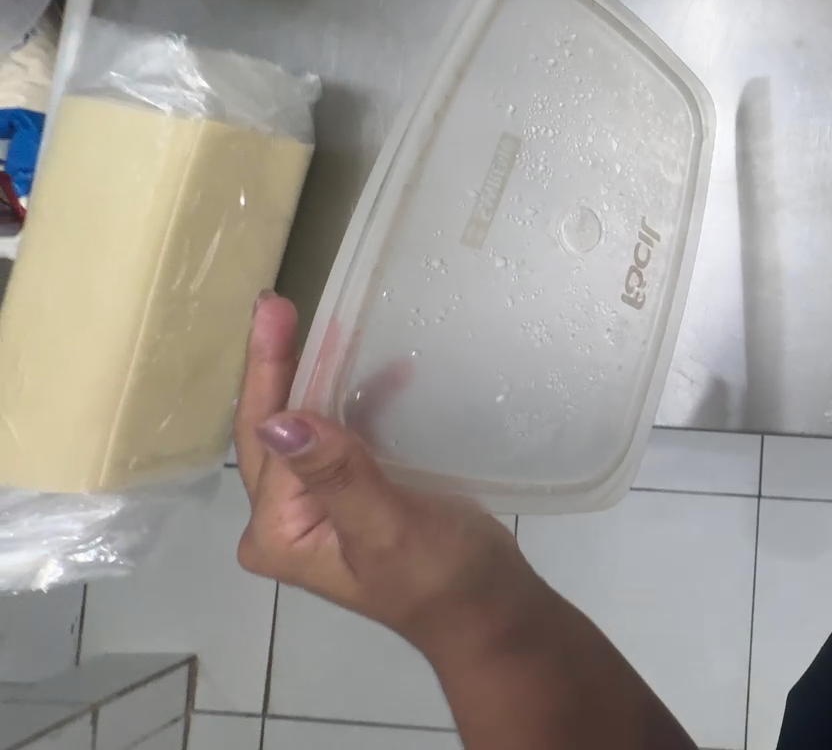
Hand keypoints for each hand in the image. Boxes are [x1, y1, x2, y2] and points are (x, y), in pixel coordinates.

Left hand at [233, 293, 552, 661]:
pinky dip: (361, 404)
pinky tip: (388, 379)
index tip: (273, 311)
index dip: (268, 371)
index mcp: (279, 528)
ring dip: (321, 381)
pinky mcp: (365, 497)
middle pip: (277, 429)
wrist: (486, 603)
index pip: (264, 437)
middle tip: (288, 308)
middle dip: (282, 367)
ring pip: (313, 430)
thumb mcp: (386, 525)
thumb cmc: (438, 571)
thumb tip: (282, 420)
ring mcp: (327, 507)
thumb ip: (337, 475)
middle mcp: (290, 517)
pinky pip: (349, 439)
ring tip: (339, 330)